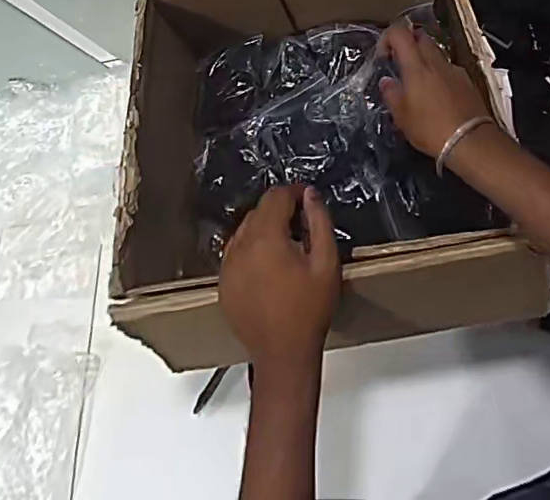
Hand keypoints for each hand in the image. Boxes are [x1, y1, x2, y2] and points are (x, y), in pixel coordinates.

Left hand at [219, 185, 339, 370]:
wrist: (283, 356)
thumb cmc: (309, 311)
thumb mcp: (326, 264)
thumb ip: (319, 222)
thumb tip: (310, 195)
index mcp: (265, 237)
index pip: (275, 196)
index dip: (293, 193)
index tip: (307, 199)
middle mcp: (240, 245)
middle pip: (259, 211)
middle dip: (280, 212)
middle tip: (302, 227)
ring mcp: (228, 265)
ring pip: (245, 231)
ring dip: (264, 230)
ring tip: (287, 249)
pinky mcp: (223, 282)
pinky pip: (236, 253)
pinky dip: (251, 251)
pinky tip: (269, 269)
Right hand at [379, 23, 492, 158]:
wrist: (471, 142)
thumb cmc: (430, 128)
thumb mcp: (401, 115)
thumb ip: (391, 93)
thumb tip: (387, 81)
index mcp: (416, 65)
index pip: (399, 32)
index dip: (387, 38)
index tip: (384, 58)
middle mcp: (436, 61)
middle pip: (420, 36)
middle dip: (406, 45)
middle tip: (399, 66)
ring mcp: (454, 70)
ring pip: (435, 52)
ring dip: (423, 59)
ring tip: (417, 83)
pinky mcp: (467, 81)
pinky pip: (448, 68)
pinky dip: (438, 73)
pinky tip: (437, 95)